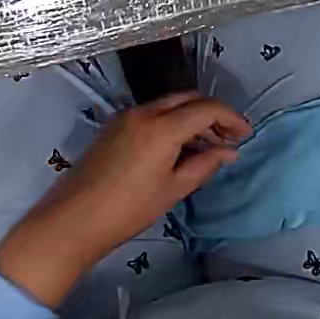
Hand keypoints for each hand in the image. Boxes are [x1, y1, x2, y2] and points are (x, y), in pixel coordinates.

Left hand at [0, 92, 248, 307]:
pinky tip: (179, 145)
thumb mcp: (173, 189)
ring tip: (208, 144)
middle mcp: (144, 112)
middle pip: (188, 99)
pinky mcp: (115, 126)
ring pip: (170, 104)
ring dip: (192, 117)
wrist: (73, 219)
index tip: (246, 134)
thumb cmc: (128, 209)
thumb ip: (205, 164)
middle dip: (212, 114)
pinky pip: (153, 113)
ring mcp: (126, 116)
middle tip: (229, 138)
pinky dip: (172, 121)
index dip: (231, 118)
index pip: (206, 108)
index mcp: (162, 127)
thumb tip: (228, 151)